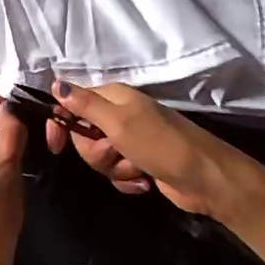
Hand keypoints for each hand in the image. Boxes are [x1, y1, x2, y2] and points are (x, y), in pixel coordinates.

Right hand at [49, 81, 264, 222]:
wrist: (208, 180)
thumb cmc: (161, 144)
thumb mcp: (119, 121)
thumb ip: (84, 104)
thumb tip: (56, 83)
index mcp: (113, 97)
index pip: (72, 103)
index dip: (61, 123)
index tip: (56, 145)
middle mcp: (119, 115)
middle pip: (83, 135)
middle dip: (95, 151)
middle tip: (116, 151)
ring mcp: (130, 141)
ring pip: (99, 157)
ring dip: (115, 168)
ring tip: (137, 168)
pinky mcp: (140, 164)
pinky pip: (116, 174)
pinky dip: (127, 180)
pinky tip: (144, 182)